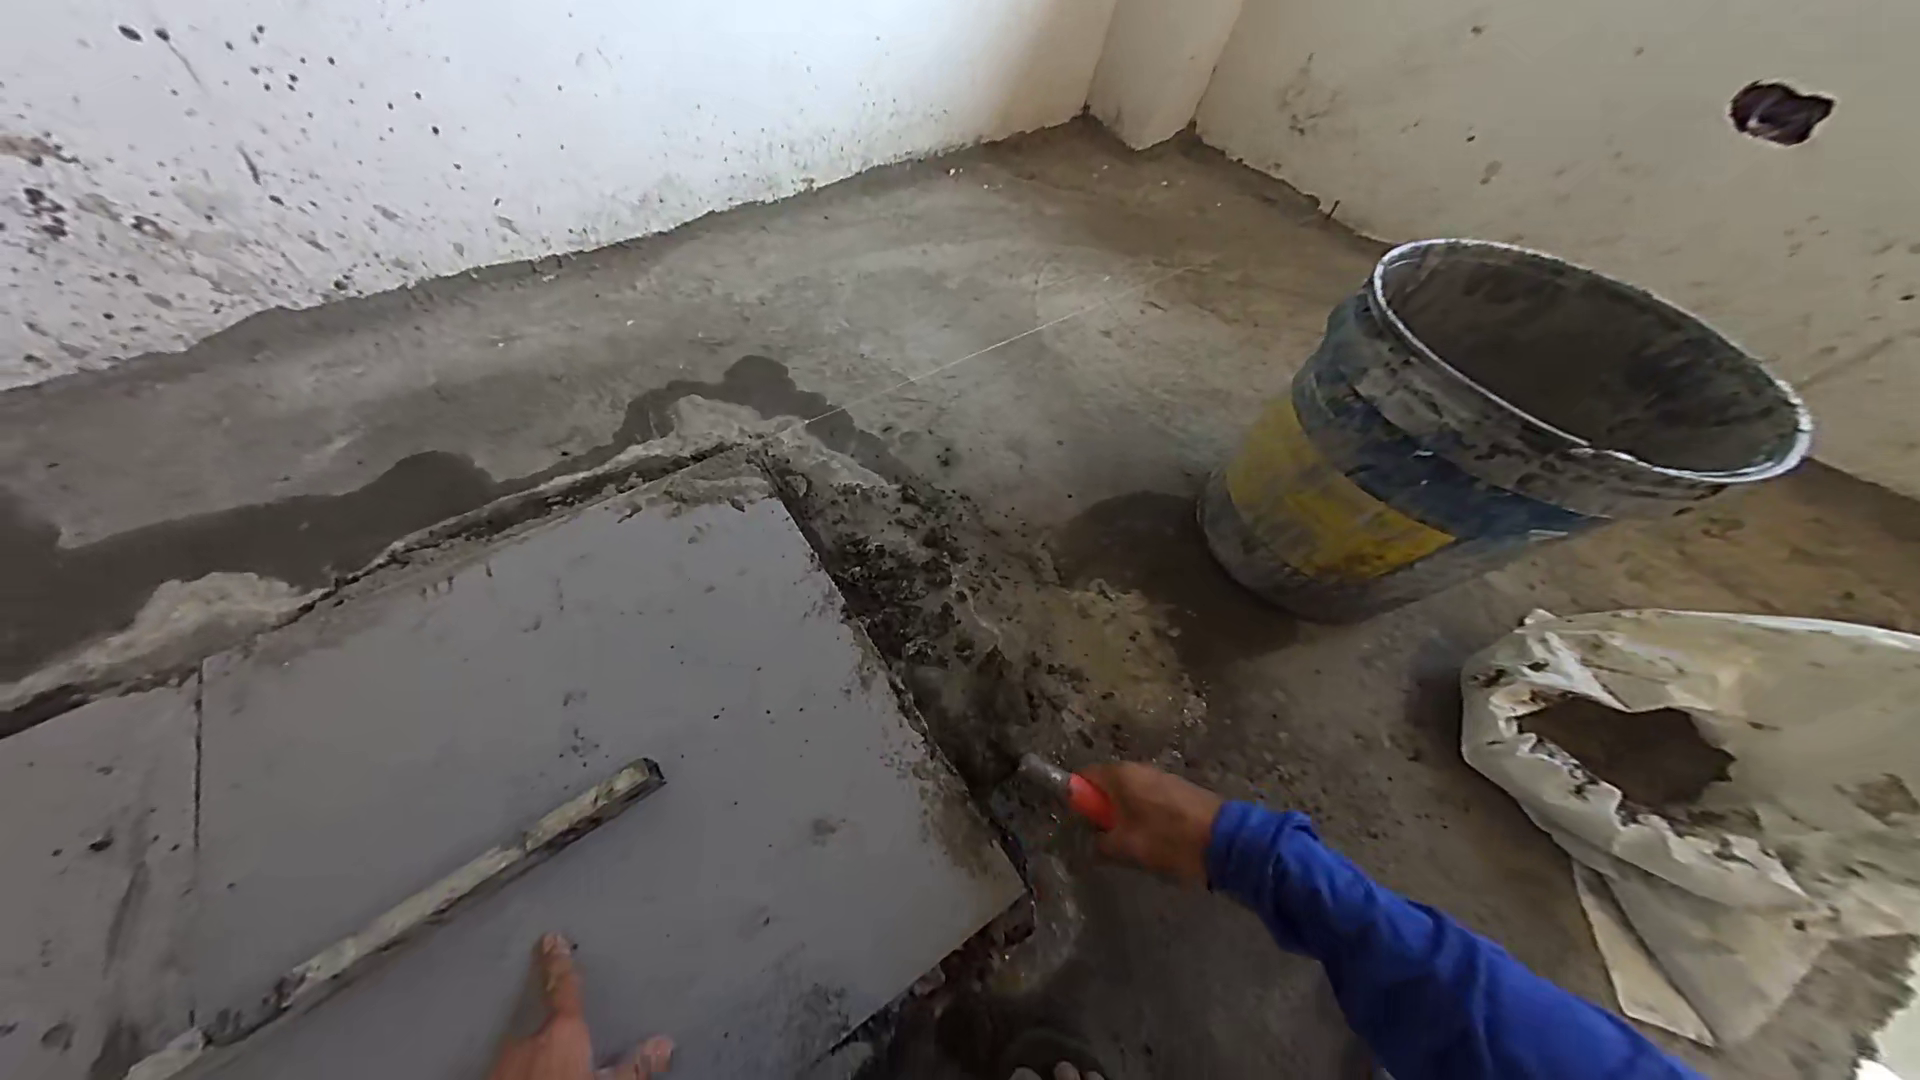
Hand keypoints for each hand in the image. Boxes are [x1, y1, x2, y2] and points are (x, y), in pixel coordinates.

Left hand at [486, 934, 673, 1079]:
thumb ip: (635, 1065)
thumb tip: (664, 1043)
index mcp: (562, 1031)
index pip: (564, 985)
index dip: (559, 961)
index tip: (551, 938)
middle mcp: (527, 1041)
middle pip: (536, 1017)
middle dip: (545, 1015)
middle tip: (551, 1009)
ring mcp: (500, 1066)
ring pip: (518, 1045)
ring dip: (529, 1046)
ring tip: (539, 1052)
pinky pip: (505, 1067)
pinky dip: (516, 1066)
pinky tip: (522, 1071)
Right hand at [1078, 763, 1223, 887]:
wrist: (1225, 841)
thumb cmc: (1167, 840)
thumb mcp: (1127, 847)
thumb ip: (1101, 843)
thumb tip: (1092, 842)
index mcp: (1120, 775)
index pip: (1085, 775)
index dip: (1079, 798)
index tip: (1083, 822)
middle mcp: (1138, 768)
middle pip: (1108, 783)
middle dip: (1104, 809)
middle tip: (1108, 837)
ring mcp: (1161, 776)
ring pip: (1131, 792)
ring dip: (1126, 813)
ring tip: (1135, 842)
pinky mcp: (1179, 787)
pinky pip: (1151, 797)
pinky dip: (1147, 813)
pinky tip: (1158, 837)